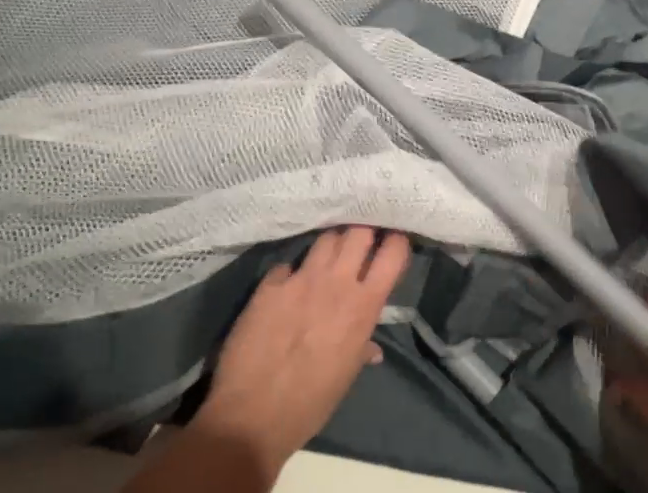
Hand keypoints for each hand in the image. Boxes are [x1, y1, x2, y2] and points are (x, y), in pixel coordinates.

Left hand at [193, 227, 409, 468]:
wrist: (252, 416)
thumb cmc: (311, 402)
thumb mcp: (346, 374)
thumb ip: (362, 348)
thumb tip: (373, 349)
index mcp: (364, 305)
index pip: (393, 252)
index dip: (395, 243)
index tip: (391, 245)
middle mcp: (337, 283)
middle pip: (359, 232)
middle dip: (362, 233)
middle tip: (359, 245)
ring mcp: (301, 280)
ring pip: (325, 238)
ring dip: (331, 245)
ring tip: (327, 258)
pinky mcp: (270, 285)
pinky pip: (287, 265)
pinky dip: (291, 273)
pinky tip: (287, 287)